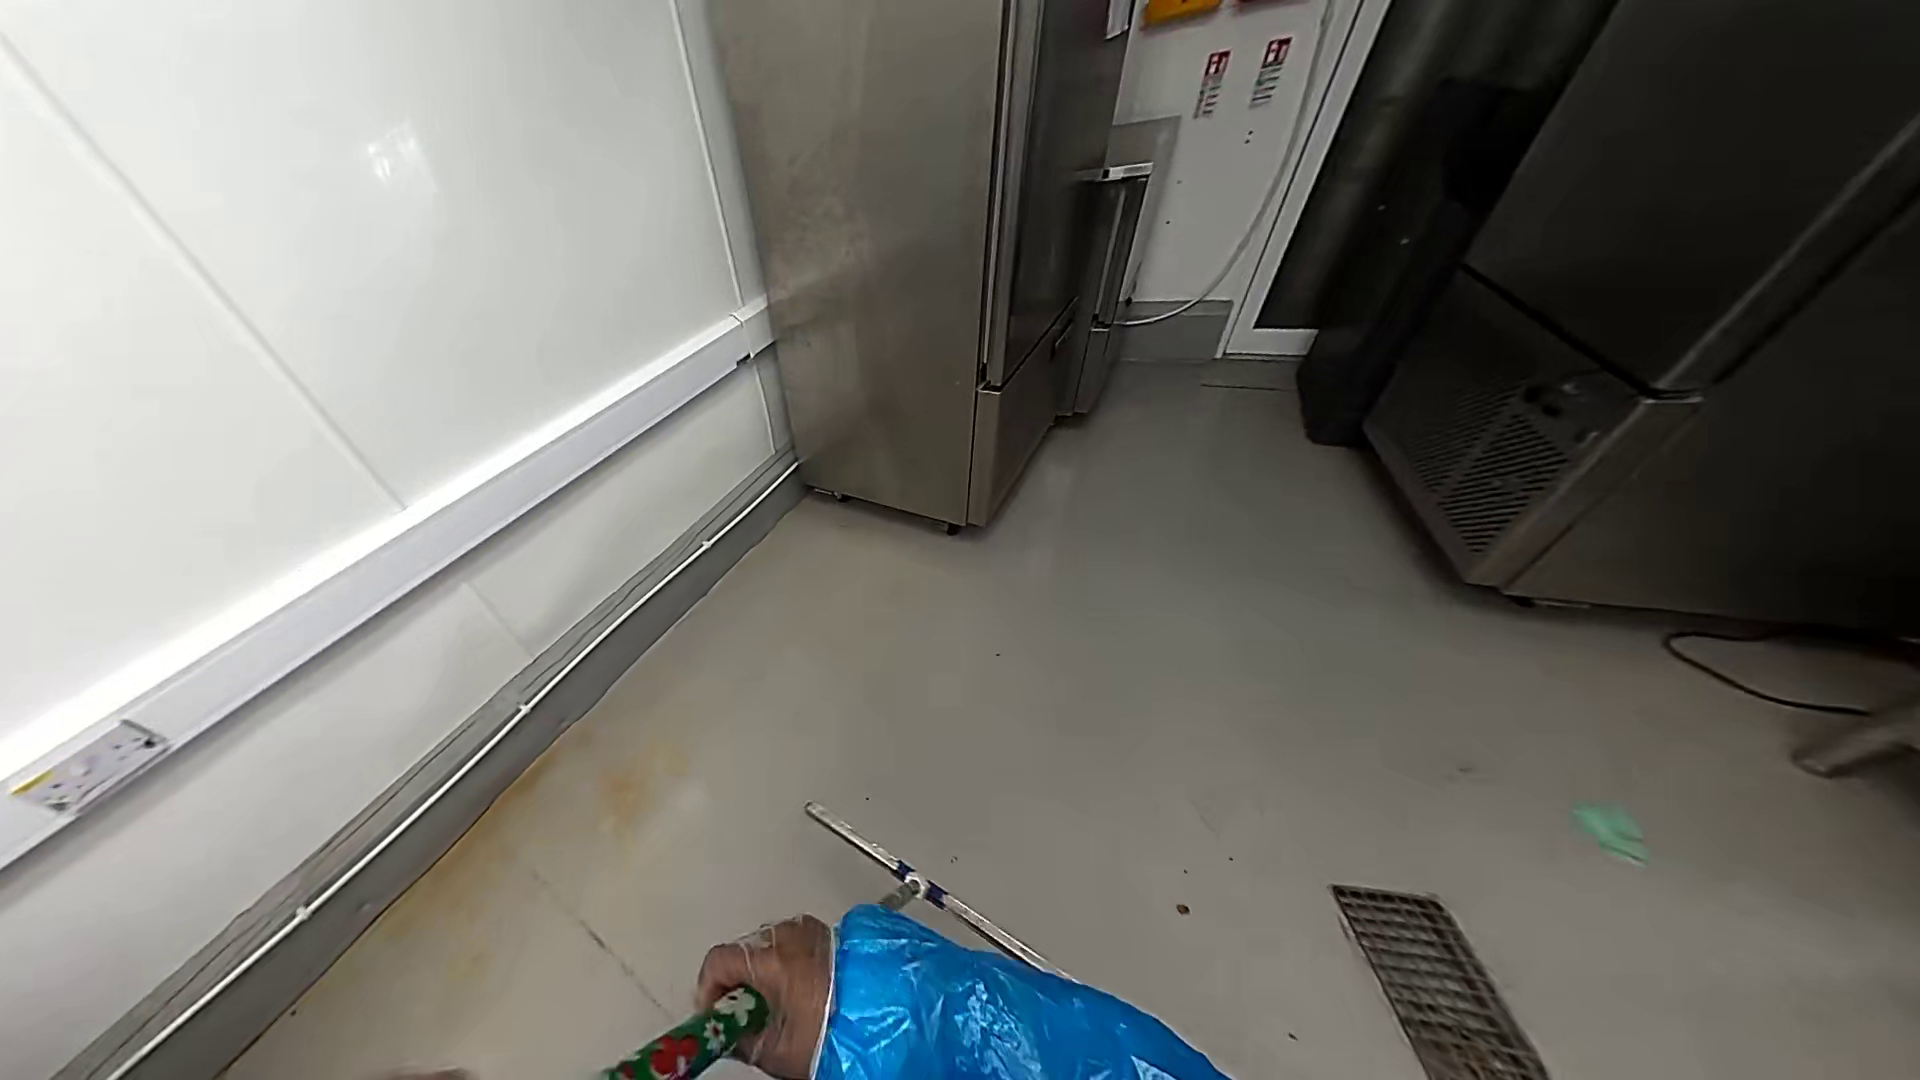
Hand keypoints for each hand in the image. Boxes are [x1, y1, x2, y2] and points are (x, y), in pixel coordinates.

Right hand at [695, 914, 832, 1079]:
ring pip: (767, 942)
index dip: (710, 989)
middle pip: (742, 950)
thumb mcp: (773, 1049)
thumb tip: (725, 1034)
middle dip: (736, 980)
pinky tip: (795, 985)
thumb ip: (739, 1037)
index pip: (718, 960)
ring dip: (761, 968)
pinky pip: (790, 938)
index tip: (714, 1010)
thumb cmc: (833, 1028)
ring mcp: (807, 928)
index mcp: (770, 959)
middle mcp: (787, 934)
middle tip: (743, 1012)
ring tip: (774, 1002)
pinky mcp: (823, 929)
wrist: (875, 1009)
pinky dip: (784, 957)